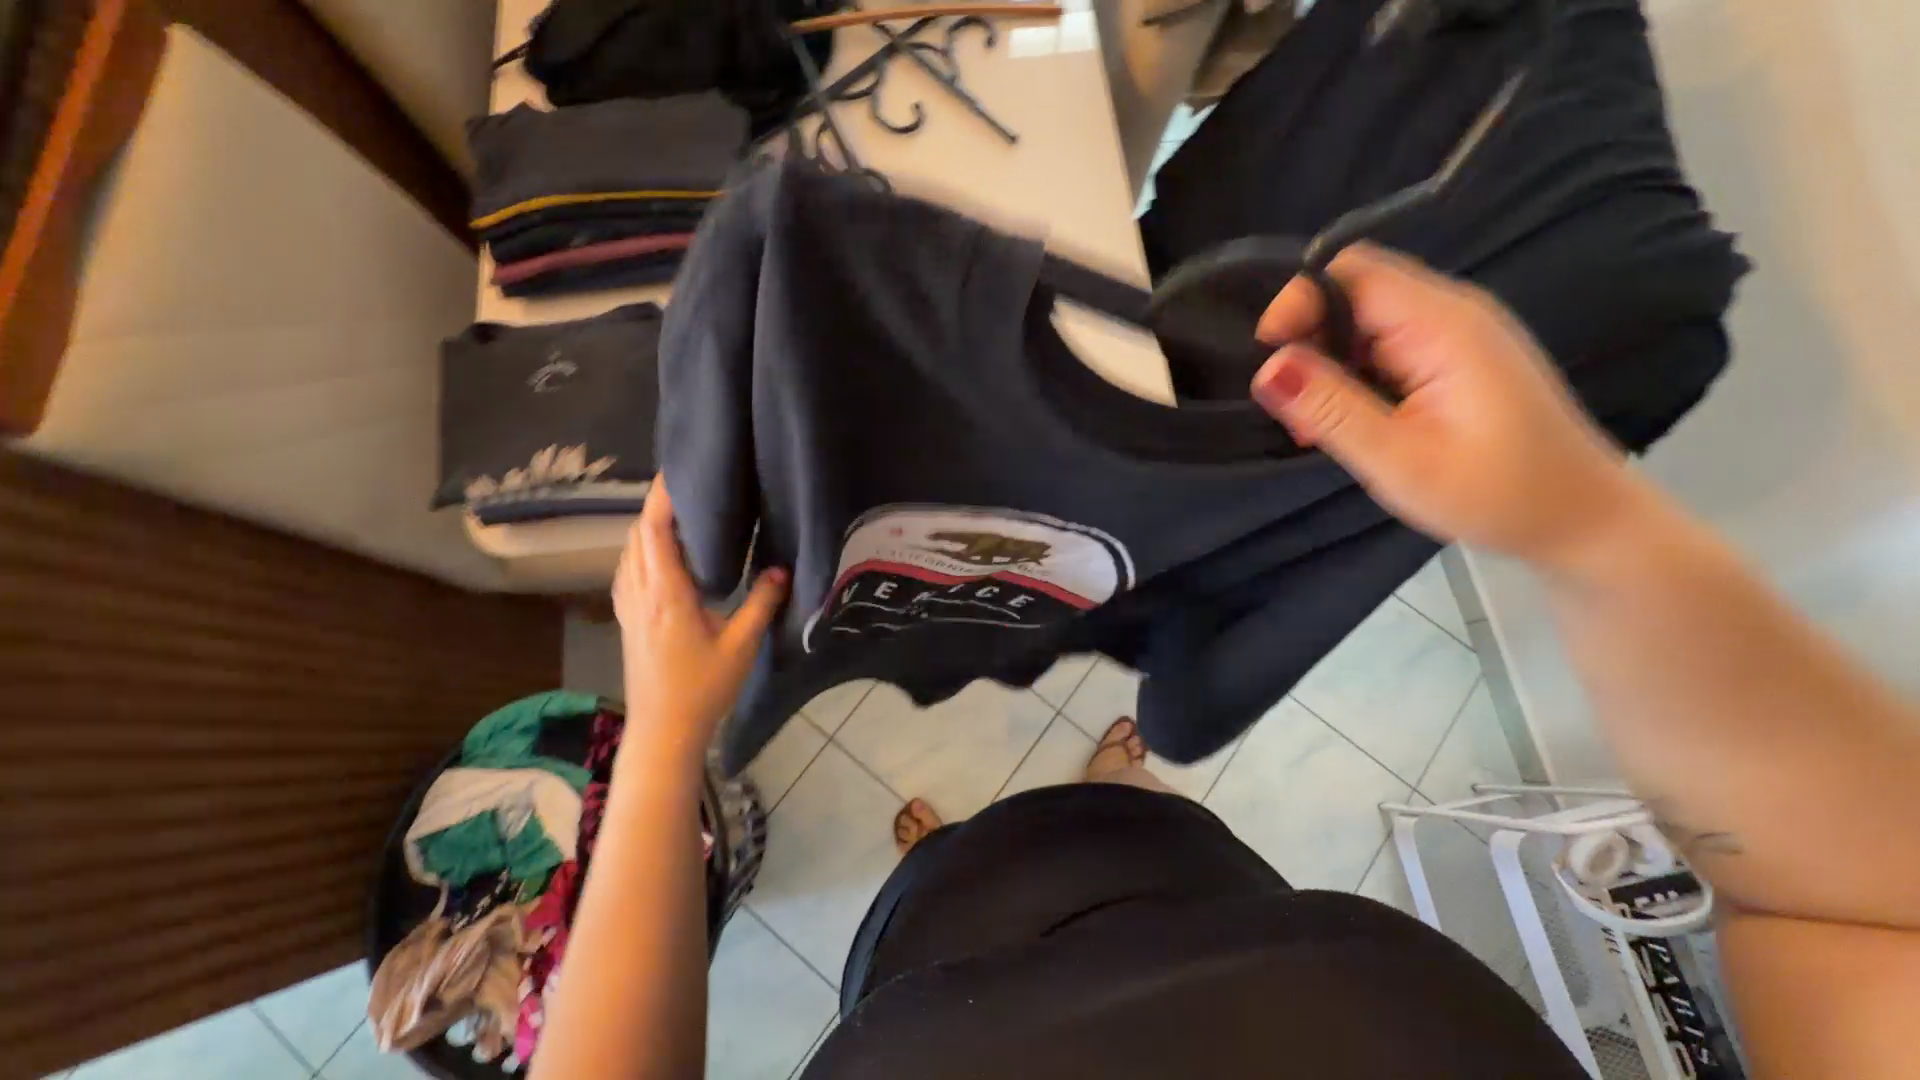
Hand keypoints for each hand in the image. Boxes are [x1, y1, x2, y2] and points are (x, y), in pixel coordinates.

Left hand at [612, 479, 788, 762]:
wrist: (663, 730)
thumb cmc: (703, 688)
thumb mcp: (741, 646)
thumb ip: (761, 603)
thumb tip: (780, 569)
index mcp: (667, 594)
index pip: (656, 532)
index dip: (662, 499)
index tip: (676, 472)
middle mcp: (640, 593)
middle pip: (638, 536)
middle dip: (656, 507)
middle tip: (685, 488)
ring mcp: (628, 607)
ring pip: (629, 553)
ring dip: (646, 528)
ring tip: (675, 515)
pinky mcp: (627, 620)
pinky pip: (627, 571)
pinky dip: (639, 551)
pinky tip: (656, 557)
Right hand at [1251, 243, 1650, 569]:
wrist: (1581, 519)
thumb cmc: (1495, 494)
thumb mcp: (1400, 460)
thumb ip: (1332, 409)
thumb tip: (1267, 368)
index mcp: (1444, 325)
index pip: (1353, 273)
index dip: (1299, 301)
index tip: (1268, 359)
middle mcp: (1452, 313)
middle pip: (1357, 288)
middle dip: (1308, 335)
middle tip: (1290, 404)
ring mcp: (1457, 334)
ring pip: (1367, 319)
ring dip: (1327, 360)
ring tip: (1313, 424)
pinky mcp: (1454, 358)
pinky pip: (1386, 343)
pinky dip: (1352, 373)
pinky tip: (1347, 420)